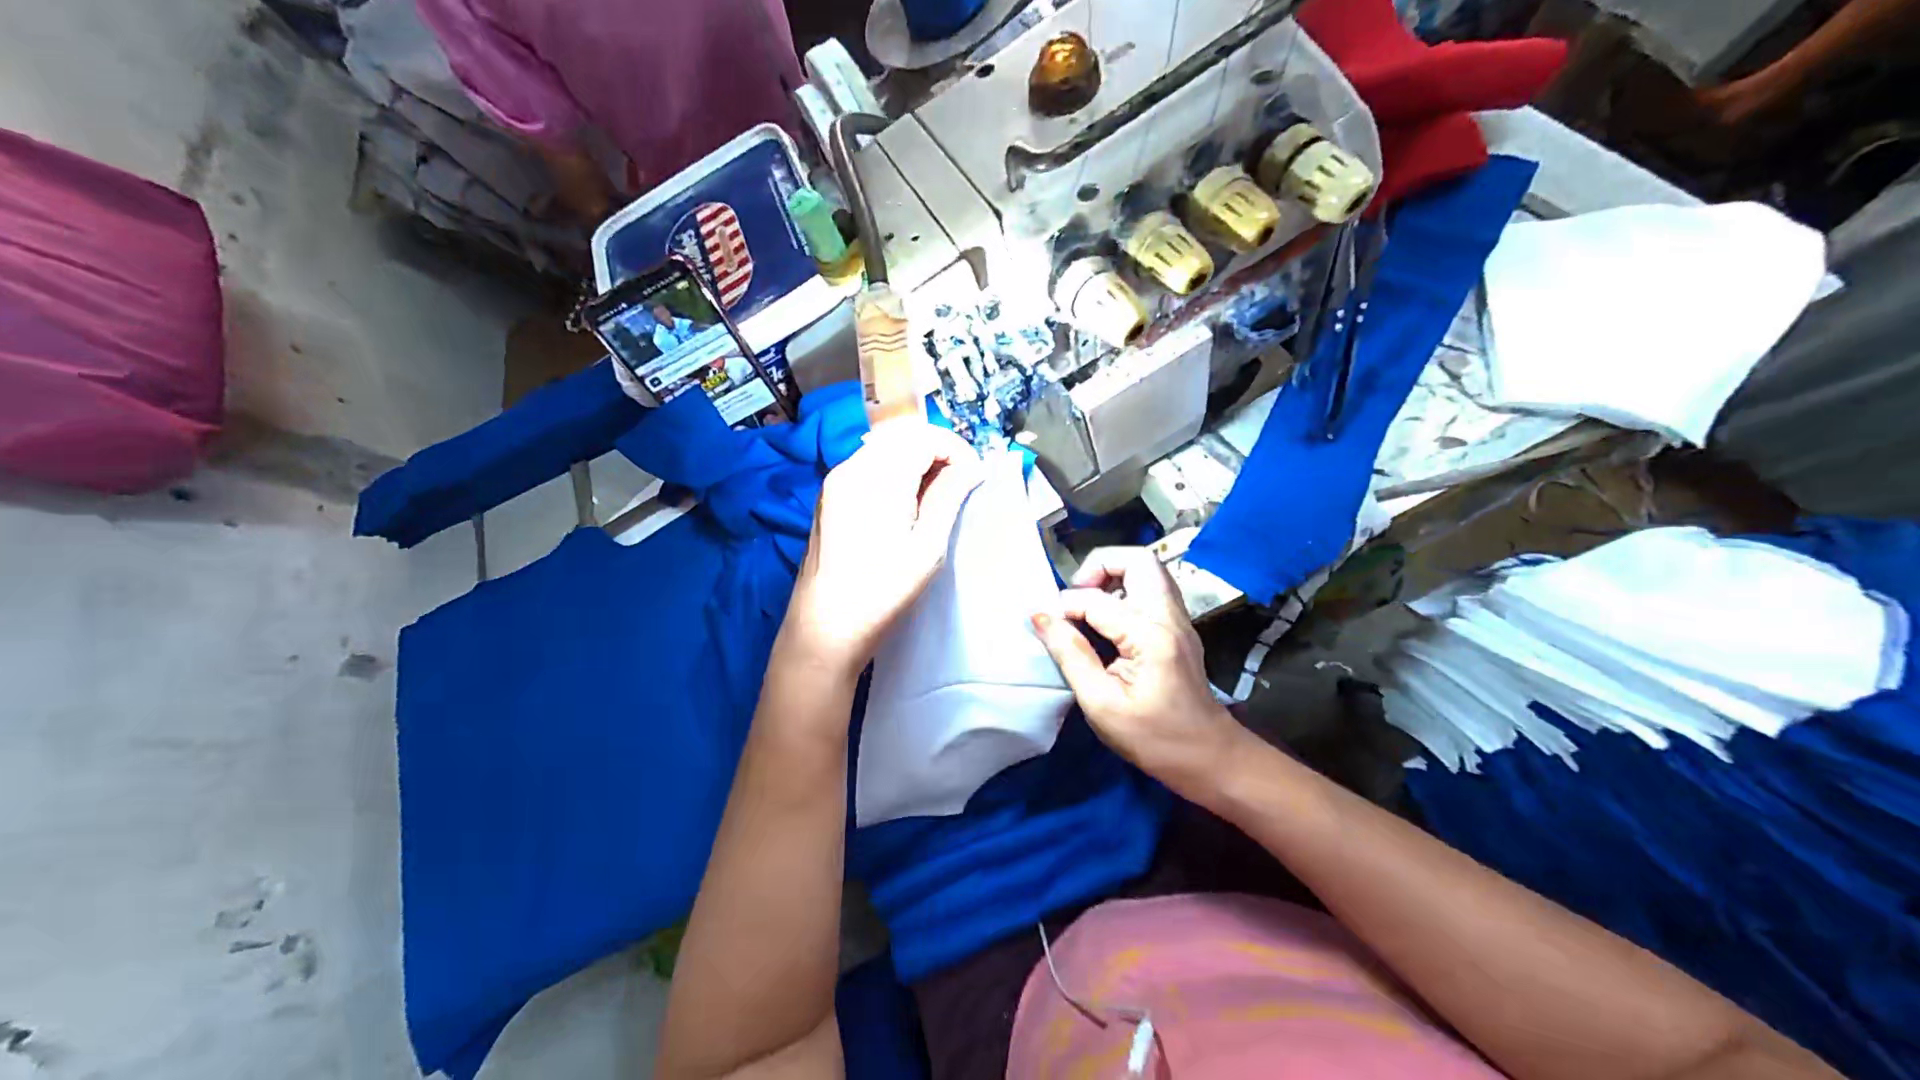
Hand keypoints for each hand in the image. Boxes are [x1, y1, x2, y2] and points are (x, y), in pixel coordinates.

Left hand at [782, 423, 983, 676]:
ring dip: (916, 459)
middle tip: (961, 481)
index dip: (956, 449)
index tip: (976, 474)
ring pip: (884, 448)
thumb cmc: (881, 593)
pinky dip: (894, 470)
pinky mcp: (828, 497)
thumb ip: (949, 497)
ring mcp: (834, 481)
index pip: (924, 437)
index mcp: (876, 478)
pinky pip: (868, 466)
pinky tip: (907, 502)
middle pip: (902, 436)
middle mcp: (850, 468)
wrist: (823, 629)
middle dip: (937, 450)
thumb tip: (972, 468)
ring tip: (938, 493)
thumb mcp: (927, 548)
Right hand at [1030, 547, 1250, 801]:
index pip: (1097, 599)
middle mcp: (1170, 616)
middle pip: (1138, 560)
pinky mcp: (1179, 627)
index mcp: (1151, 635)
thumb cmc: (1154, 739)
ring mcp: (1179, 619)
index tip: (1047, 627)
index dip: (1065, 608)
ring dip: (1113, 576)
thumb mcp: (1101, 705)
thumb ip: (1071, 655)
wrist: (1210, 758)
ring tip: (1088, 605)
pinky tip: (1107, 620)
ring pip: (1148, 570)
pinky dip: (1125, 590)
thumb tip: (1040, 616)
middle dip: (1099, 567)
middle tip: (1076, 597)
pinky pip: (1152, 589)